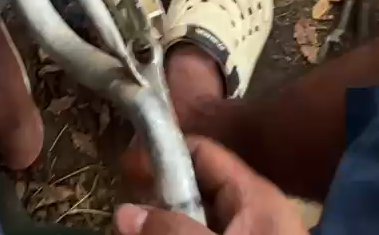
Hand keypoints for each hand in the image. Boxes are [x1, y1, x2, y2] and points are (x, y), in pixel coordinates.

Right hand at [115, 137, 307, 234]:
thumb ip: (171, 231)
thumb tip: (124, 212)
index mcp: (254, 196)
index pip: (202, 152)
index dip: (163, 153)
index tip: (125, 170)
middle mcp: (250, 216)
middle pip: (194, 191)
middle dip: (157, 201)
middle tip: (124, 217)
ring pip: (194, 224)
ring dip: (163, 227)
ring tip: (129, 232)